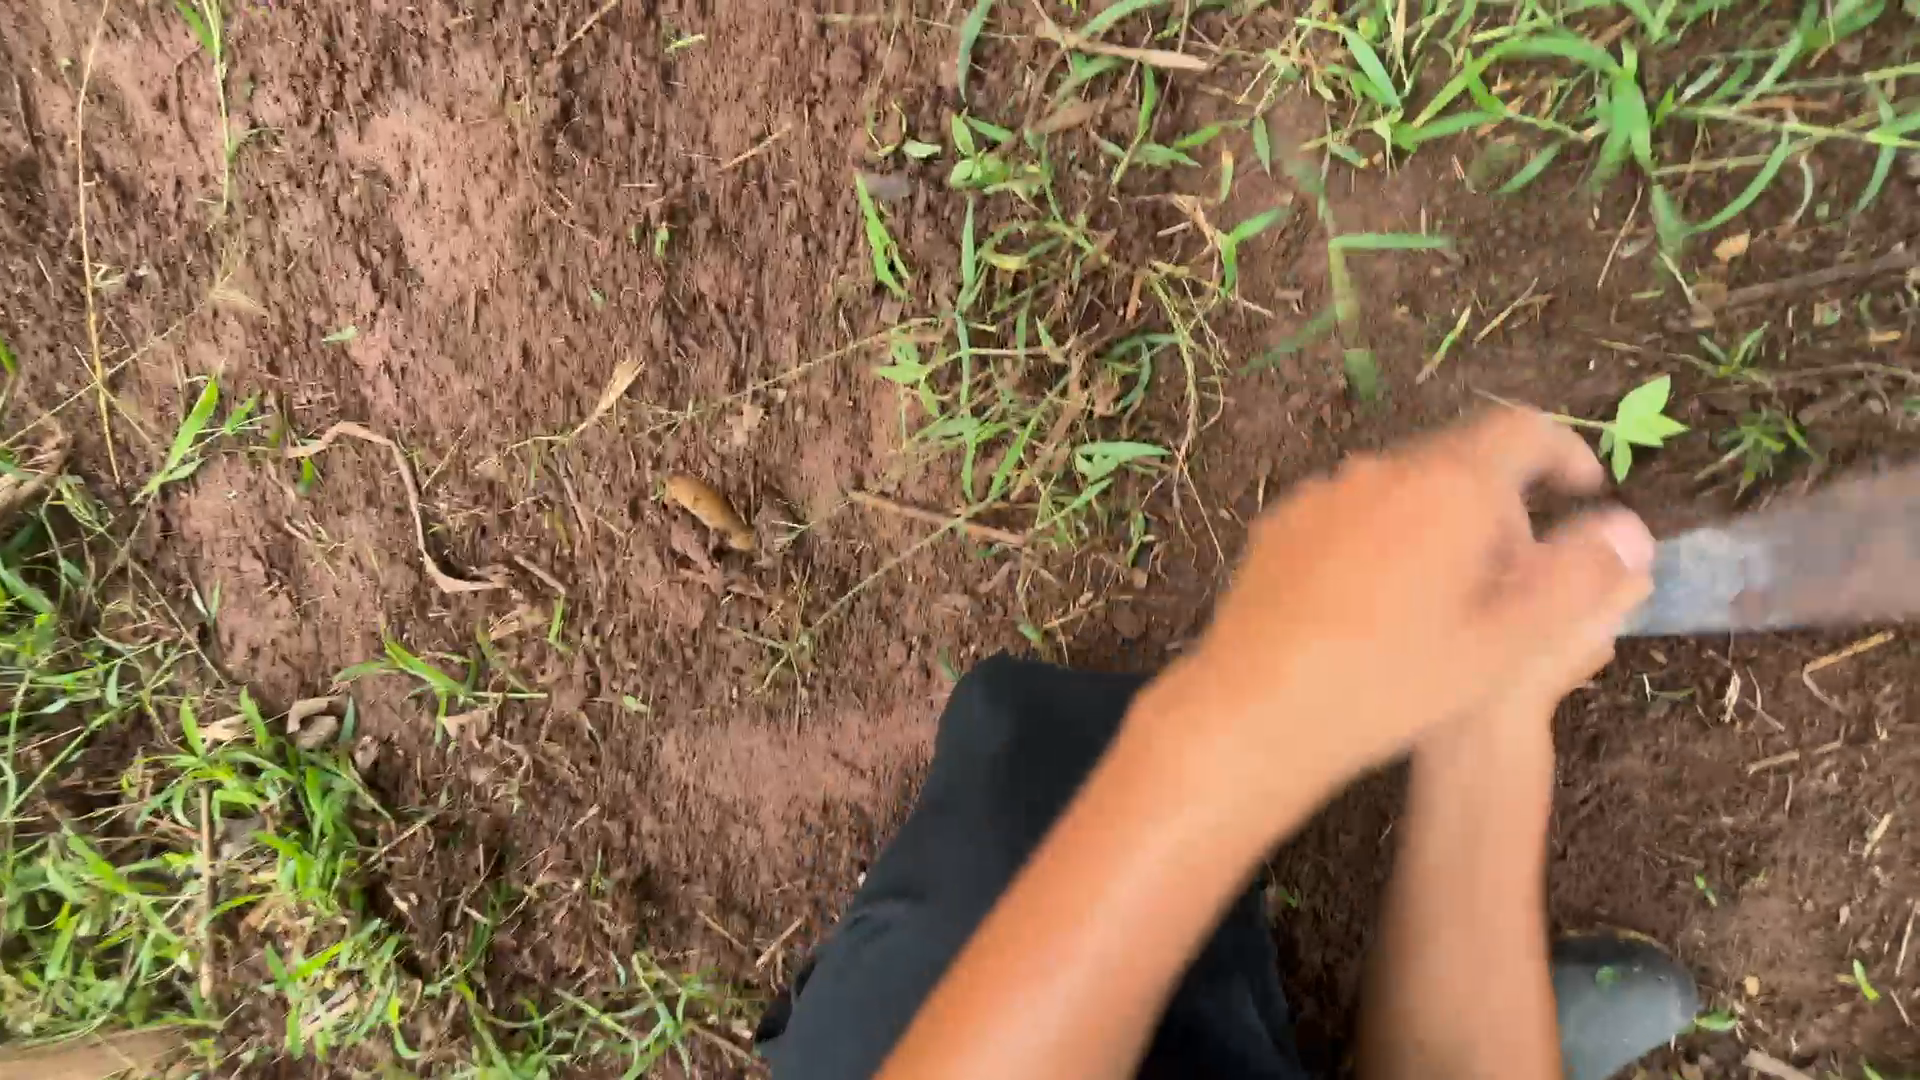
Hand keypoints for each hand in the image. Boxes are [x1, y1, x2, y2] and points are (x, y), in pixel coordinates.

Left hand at [1131, 408, 1653, 835]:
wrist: (1258, 704)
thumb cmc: (1391, 681)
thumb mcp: (1505, 643)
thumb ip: (1577, 576)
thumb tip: (1625, 528)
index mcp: (1444, 486)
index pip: (1519, 430)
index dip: (1563, 452)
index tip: (1579, 490)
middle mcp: (1375, 473)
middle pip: (1455, 460)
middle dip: (1496, 499)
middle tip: (1510, 569)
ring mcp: (1317, 496)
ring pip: (1397, 487)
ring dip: (1433, 518)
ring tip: (1439, 591)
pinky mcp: (1277, 524)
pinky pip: (1347, 511)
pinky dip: (1378, 532)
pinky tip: (1370, 596)